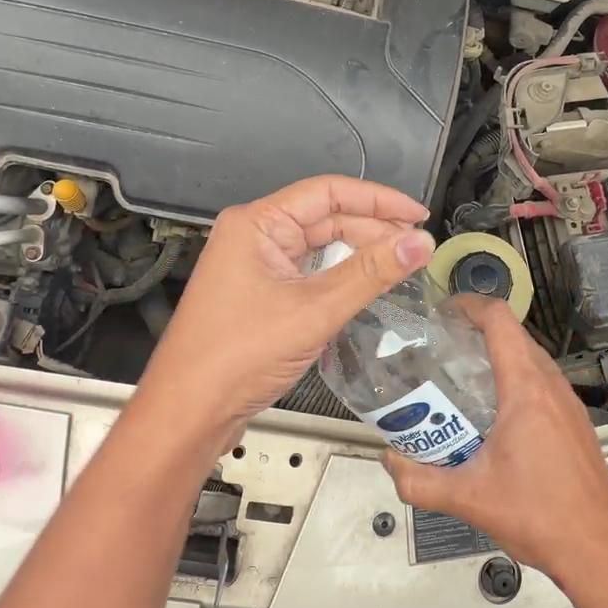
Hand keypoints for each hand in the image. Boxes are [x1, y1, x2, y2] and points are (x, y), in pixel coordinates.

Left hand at [137, 176, 434, 444]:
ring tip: (400, 264)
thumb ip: (370, 273)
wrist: (188, 414)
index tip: (417, 215)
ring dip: (360, 254)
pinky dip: (341, 277)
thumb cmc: (236, 357)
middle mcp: (255, 236)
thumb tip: (419, 243)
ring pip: (320, 247)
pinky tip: (368, 286)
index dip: (378, 199)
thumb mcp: (314, 310)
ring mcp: (256, 266)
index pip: (329, 193)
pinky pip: (310, 272)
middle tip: (416, 246)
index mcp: (258, 223)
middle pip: (327, 218)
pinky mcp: (261, 294)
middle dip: (373, 229)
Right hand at [383, 296, 607, 583]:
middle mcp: (552, 387)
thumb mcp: (469, 498)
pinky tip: (496, 415)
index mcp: (527, 389)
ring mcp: (569, 405)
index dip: (470, 304)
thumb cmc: (542, 517)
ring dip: (500, 356)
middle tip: (444, 345)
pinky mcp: (576, 424)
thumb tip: (392, 462)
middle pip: (515, 335)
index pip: (500, 320)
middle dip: (478, 331)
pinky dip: (518, 381)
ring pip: (532, 359)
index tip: (445, 310)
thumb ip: (420, 480)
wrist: (598, 550)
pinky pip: (544, 384)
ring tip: (464, 378)